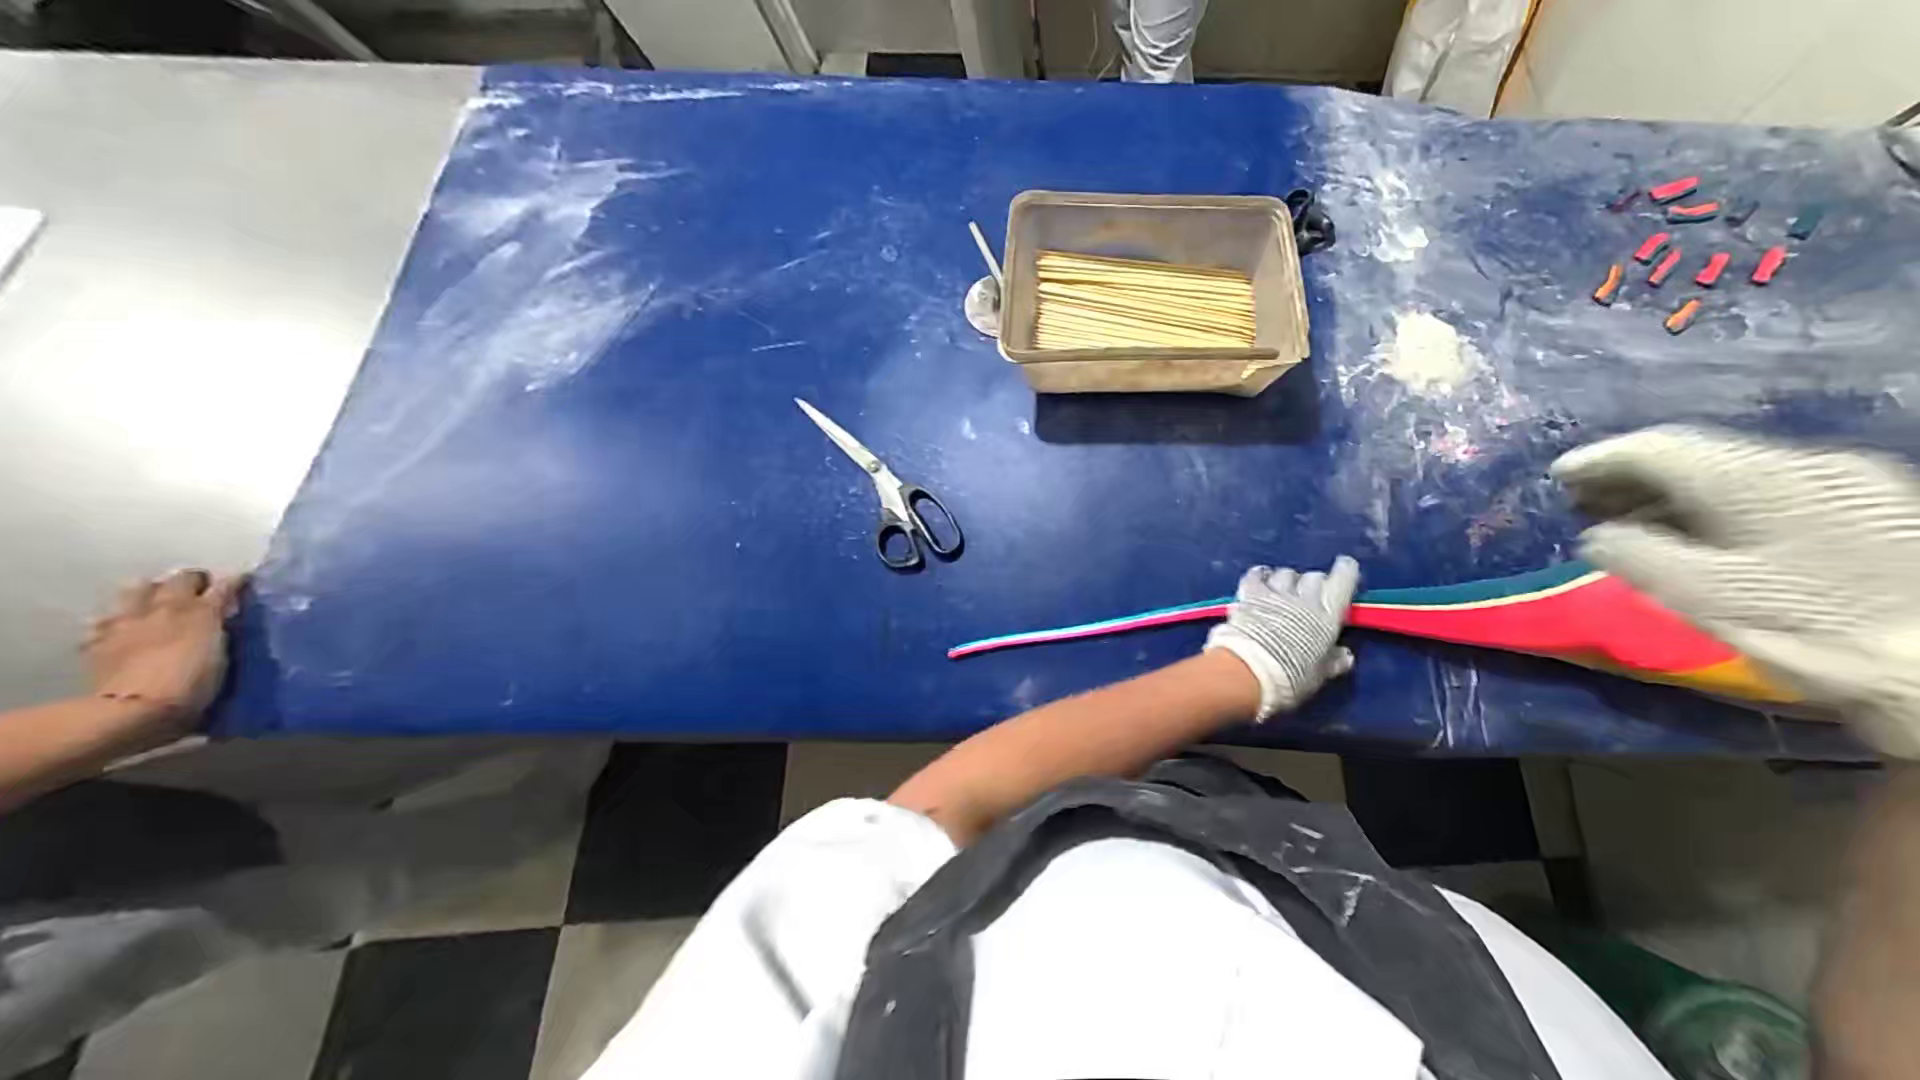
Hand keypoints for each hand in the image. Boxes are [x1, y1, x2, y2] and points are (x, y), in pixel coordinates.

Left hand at [84, 569, 244, 731]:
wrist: (136, 711)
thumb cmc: (195, 682)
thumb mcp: (223, 652)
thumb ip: (223, 625)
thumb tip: (231, 610)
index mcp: (197, 609)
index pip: (222, 586)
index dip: (234, 582)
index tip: (244, 583)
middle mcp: (161, 608)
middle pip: (175, 581)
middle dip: (188, 581)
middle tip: (202, 591)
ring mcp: (125, 625)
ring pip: (135, 593)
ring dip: (148, 593)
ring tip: (159, 603)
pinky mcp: (97, 646)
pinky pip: (106, 623)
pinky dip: (116, 621)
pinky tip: (122, 628)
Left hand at [1204, 557, 1358, 721]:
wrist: (1249, 669)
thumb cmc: (1290, 676)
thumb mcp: (1319, 675)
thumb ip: (1333, 661)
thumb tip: (1345, 655)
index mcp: (1327, 615)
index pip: (1343, 581)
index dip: (1345, 572)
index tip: (1345, 568)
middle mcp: (1303, 598)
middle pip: (1312, 577)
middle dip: (1313, 583)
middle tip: (1308, 594)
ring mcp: (1274, 594)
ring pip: (1285, 573)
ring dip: (1286, 579)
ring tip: (1282, 589)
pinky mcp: (1249, 594)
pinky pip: (1256, 575)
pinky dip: (1259, 574)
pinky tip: (1260, 577)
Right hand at [1551, 425, 1919, 756]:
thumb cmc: (1812, 628)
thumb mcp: (1701, 595)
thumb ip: (1634, 555)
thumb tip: (1598, 536)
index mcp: (1756, 479)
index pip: (1658, 448)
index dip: (1599, 460)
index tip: (1557, 477)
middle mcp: (1803, 467)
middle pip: (1696, 456)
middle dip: (1629, 475)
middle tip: (1581, 500)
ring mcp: (1842, 487)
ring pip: (1731, 473)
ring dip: (1669, 492)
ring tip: (1626, 519)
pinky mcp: (1864, 513)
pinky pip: (1763, 492)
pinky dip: (1710, 505)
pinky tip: (1694, 533)